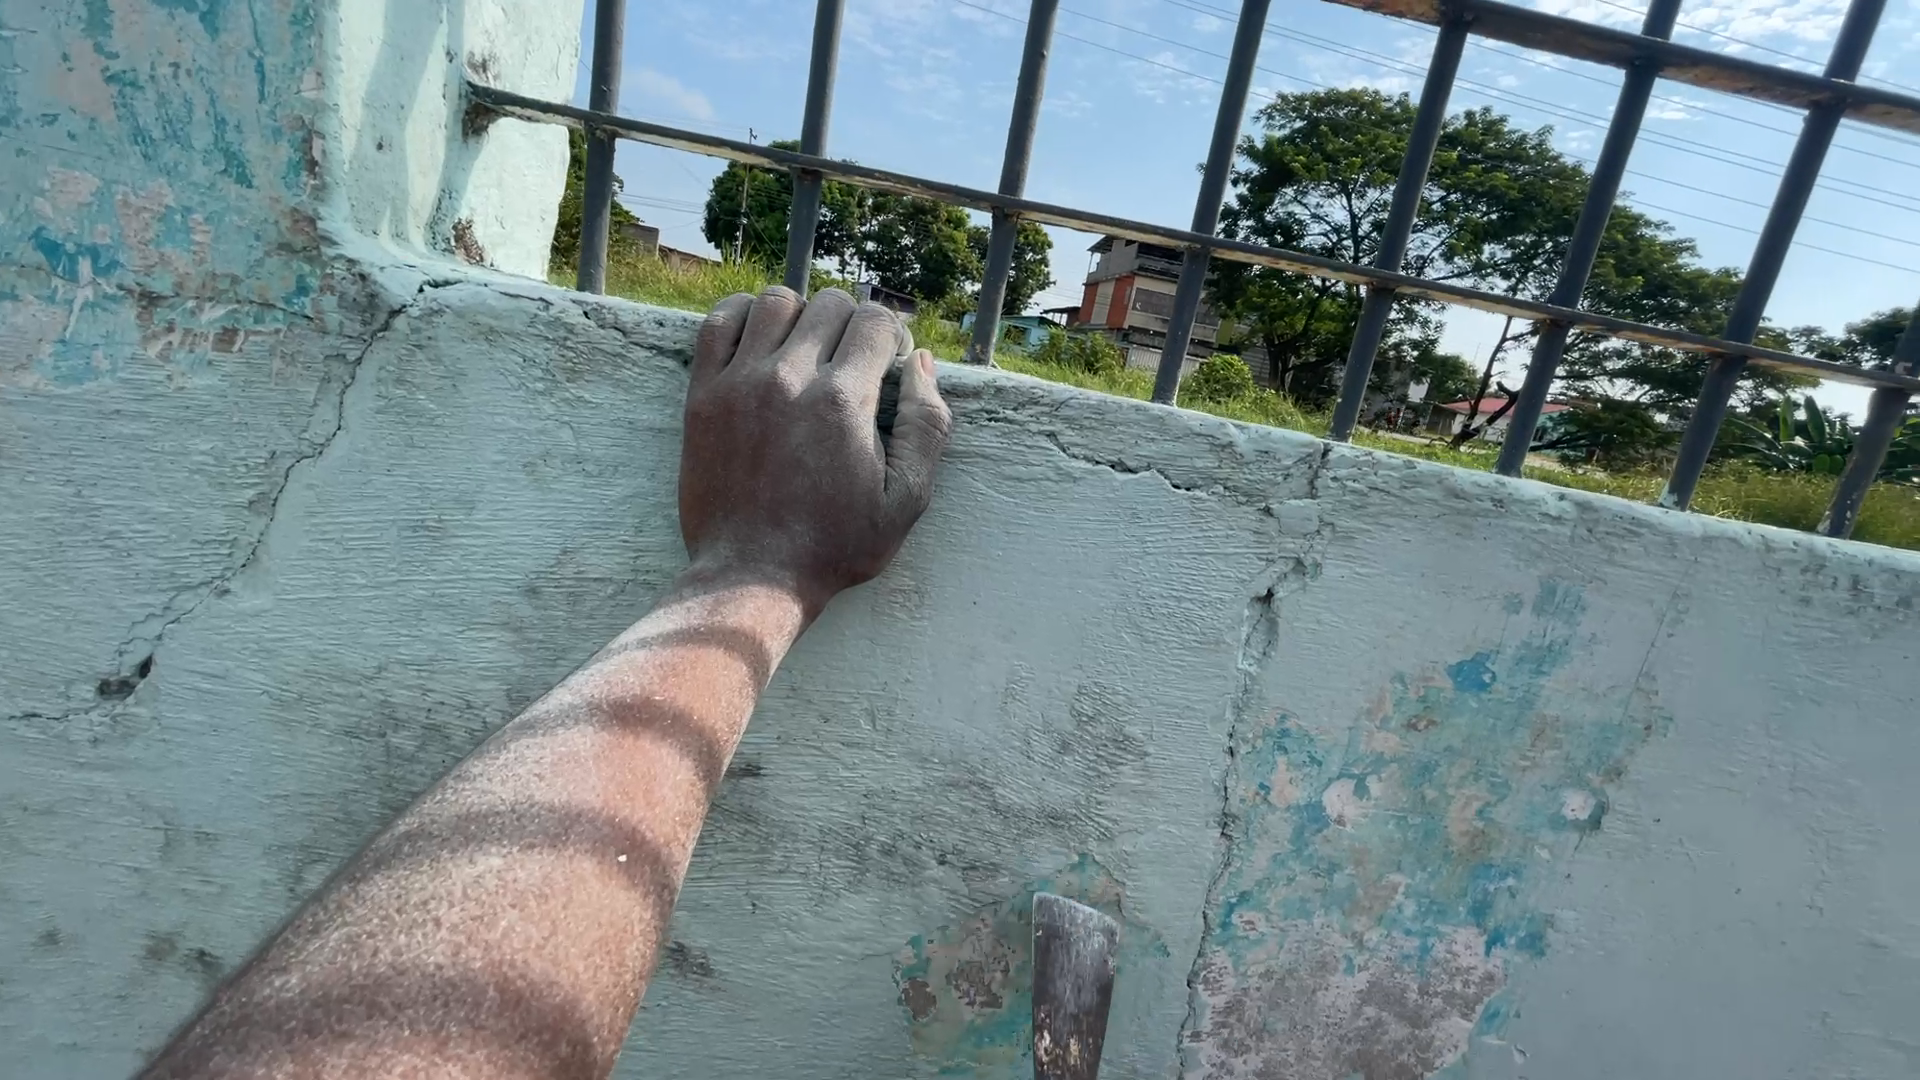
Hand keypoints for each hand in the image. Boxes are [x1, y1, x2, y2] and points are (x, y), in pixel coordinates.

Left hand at [679, 287, 951, 615]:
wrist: (753, 575)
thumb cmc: (835, 545)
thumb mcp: (907, 500)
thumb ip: (927, 426)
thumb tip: (923, 363)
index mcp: (845, 402)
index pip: (877, 321)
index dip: (893, 337)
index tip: (889, 366)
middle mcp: (791, 379)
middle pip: (830, 304)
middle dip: (853, 325)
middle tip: (853, 363)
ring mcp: (740, 383)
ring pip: (777, 301)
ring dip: (802, 316)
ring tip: (808, 352)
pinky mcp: (703, 396)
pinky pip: (718, 322)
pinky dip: (743, 316)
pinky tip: (760, 340)